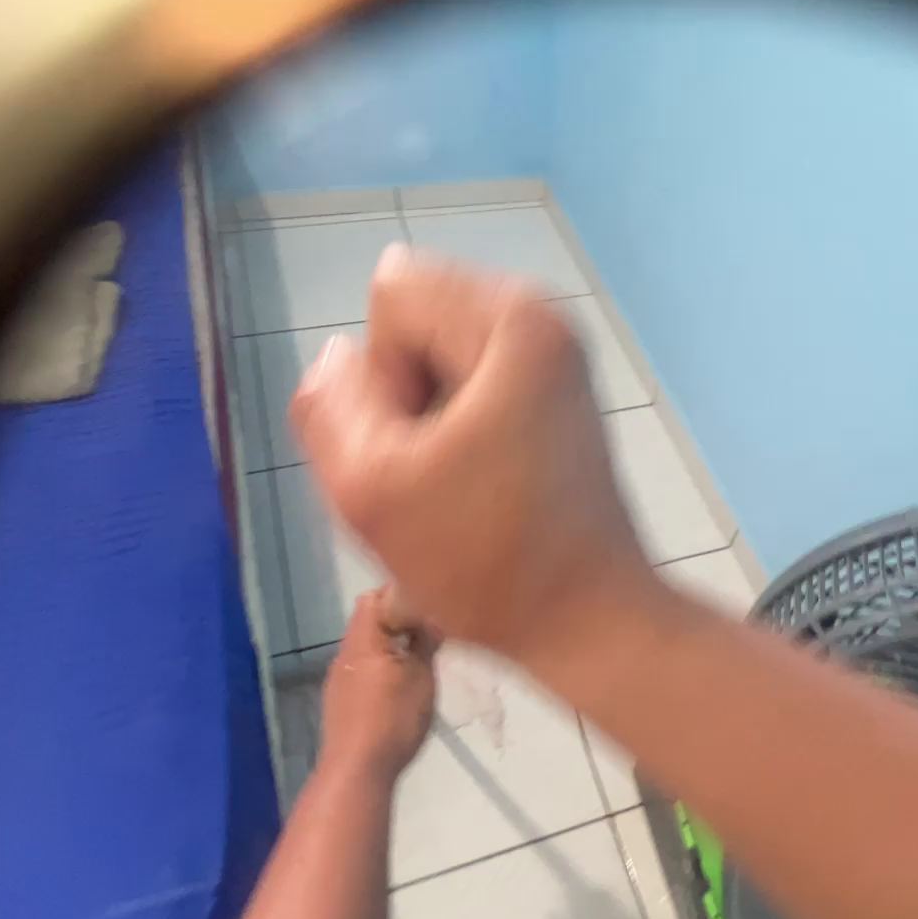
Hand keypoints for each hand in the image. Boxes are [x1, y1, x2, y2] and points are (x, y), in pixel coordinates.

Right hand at [290, 246, 660, 662]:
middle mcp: (543, 321)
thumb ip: (329, 405)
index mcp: (512, 320)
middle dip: (405, 397)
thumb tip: (338, 356)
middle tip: (435, 474)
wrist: (588, 620)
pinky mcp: (559, 399)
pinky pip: (473, 391)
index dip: (385, 379)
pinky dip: (460, 433)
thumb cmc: (486, 562)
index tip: (420, 447)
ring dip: (428, 422)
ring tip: (457, 486)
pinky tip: (480, 487)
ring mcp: (557, 360)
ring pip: (438, 361)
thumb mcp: (370, 488)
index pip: (392, 299)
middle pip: (417, 324)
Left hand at [319, 587, 438, 781]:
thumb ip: (424, 643)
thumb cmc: (393, 719)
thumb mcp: (421, 677)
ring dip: (393, 642)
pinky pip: (364, 666)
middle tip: (431, 629)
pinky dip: (384, 663)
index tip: (430, 604)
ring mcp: (340, 676)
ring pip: (368, 643)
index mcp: (363, 640)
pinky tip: (402, 681)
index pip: (376, 597)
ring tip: (421, 654)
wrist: (357, 770)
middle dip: (400, 619)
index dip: (403, 594)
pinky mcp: (342, 697)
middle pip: (370, 618)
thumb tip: (430, 618)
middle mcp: (346, 652)